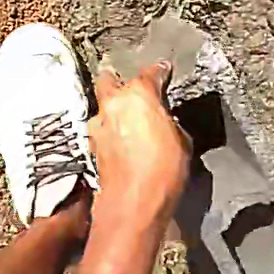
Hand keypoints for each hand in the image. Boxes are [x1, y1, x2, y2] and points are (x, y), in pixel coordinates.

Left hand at [89, 61, 189, 226]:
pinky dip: (110, 133)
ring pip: (102, 109)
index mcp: (138, 94)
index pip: (150, 73)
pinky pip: (102, 132)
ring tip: (126, 121)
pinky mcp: (92, 148)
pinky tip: (121, 142)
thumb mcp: (181, 141)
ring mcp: (98, 127)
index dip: (160, 72)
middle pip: (108, 81)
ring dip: (112, 112)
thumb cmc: (162, 170)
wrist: (134, 202)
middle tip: (129, 88)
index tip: (163, 71)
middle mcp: (112, 105)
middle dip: (117, 81)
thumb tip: (164, 123)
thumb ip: (168, 122)